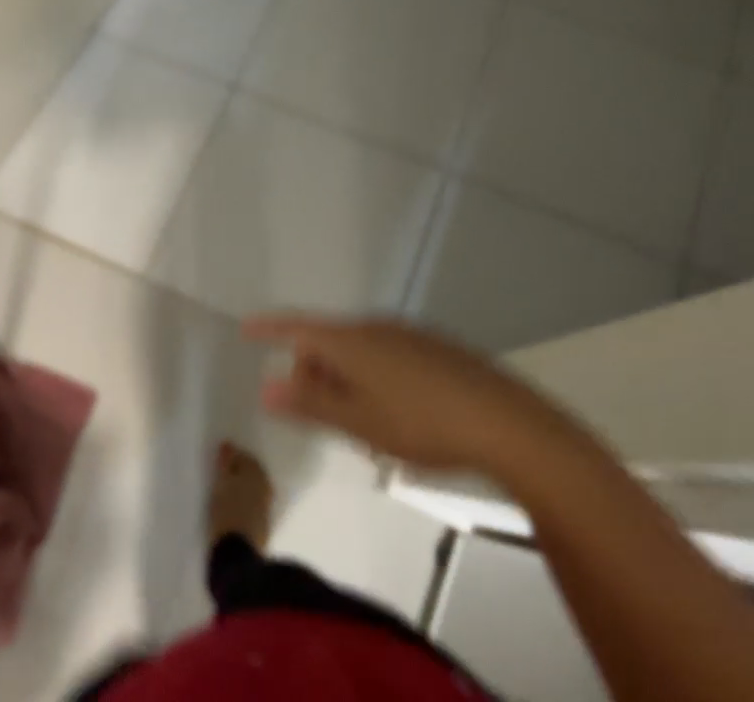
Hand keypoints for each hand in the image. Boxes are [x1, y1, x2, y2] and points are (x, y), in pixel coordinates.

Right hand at [244, 315, 572, 477]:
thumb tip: (266, 386)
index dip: (269, 329)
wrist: (507, 424)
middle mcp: (378, 328)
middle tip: (321, 416)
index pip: (298, 328)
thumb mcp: (358, 423)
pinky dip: (376, 377)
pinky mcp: (439, 349)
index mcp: (352, 342)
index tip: (245, 329)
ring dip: (347, 379)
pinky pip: (389, 356)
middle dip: (314, 371)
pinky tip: (399, 415)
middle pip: (329, 341)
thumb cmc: (421, 425)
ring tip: (363, 426)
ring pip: (361, 351)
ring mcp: (412, 335)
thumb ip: (310, 403)